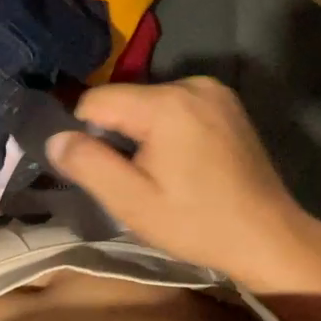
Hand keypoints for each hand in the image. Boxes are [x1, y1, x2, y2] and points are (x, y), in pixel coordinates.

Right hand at [46, 77, 314, 278]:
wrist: (266, 236)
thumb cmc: (195, 224)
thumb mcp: (132, 202)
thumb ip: (88, 165)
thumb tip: (54, 138)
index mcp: (166, 104)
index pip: (95, 100)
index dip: (85, 135)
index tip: (99, 172)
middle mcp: (192, 84)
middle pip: (125, 101)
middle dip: (117, 136)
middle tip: (132, 181)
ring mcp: (215, 92)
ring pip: (149, 106)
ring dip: (141, 136)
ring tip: (158, 177)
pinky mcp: (228, 105)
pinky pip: (177, 110)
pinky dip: (167, 133)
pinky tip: (180, 167)